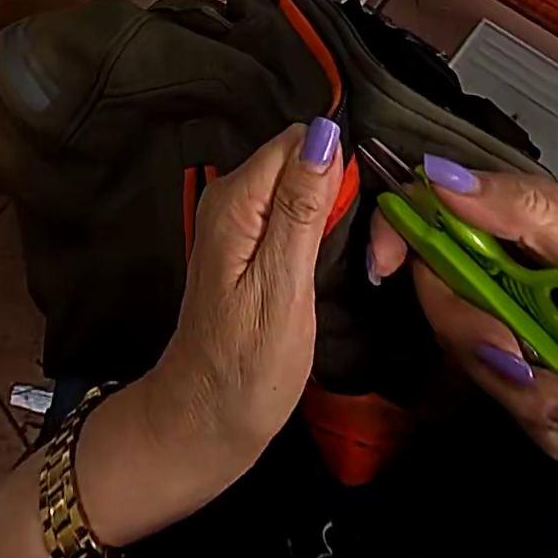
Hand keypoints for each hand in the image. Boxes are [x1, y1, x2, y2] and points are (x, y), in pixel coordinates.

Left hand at [78, 118, 342, 544]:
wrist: (204, 421)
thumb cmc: (248, 366)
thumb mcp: (283, 286)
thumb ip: (302, 208)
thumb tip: (324, 136)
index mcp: (236, 199)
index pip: (298, 142)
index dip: (334, 166)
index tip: (353, 214)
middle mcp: (231, 195)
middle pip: (297, 155)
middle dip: (333, 183)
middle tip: (350, 245)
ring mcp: (237, 215)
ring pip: (298, 178)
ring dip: (328, 204)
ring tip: (334, 257)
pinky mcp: (247, 235)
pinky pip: (291, 203)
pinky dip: (314, 221)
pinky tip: (321, 256)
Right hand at [367, 156, 557, 503]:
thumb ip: (533, 219)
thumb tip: (444, 176)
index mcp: (545, 224)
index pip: (447, 204)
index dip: (407, 227)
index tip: (386, 267)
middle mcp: (531, 269)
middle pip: (449, 289)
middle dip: (482, 337)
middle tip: (528, 360)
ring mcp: (537, 327)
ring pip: (478, 356)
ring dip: (533, 394)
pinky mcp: (547, 379)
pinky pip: (513, 405)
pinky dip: (555, 426)